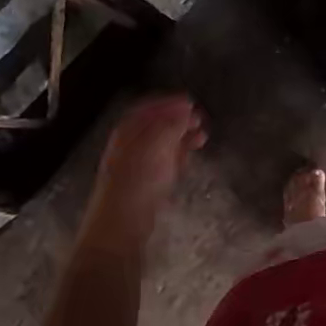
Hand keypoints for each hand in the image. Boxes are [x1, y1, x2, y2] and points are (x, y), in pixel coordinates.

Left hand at [83, 94, 206, 247]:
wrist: (122, 224)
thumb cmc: (138, 180)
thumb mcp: (156, 145)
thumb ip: (172, 124)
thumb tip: (185, 109)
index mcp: (128, 131)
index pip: (149, 108)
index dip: (169, 102)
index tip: (190, 101)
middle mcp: (131, 144)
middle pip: (156, 125)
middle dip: (179, 119)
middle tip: (200, 118)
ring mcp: (138, 164)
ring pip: (163, 143)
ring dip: (183, 137)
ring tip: (203, 137)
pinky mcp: (146, 183)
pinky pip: (165, 161)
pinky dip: (180, 154)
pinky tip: (191, 156)